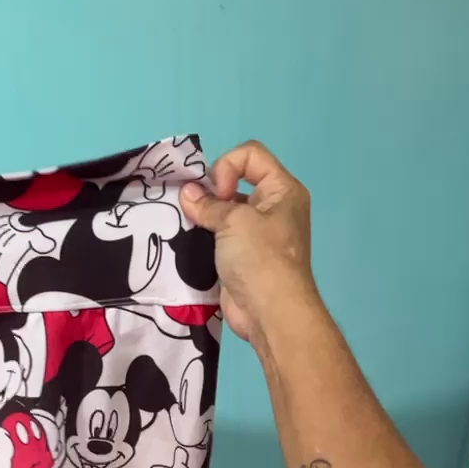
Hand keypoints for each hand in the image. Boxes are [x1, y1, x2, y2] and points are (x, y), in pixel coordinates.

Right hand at [178, 140, 317, 343]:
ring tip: (189, 227)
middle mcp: (272, 208)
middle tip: (198, 211)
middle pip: (236, 181)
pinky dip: (204, 236)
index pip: (250, 155)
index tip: (220, 195)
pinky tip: (190, 243)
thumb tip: (186, 193)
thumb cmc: (260, 258)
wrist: (270, 312)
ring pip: (225, 211)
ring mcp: (257, 234)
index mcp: (282, 190)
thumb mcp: (234, 221)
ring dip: (204, 215)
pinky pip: (219, 236)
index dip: (227, 166)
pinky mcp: (241, 257)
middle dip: (212, 192)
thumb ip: (208, 204)